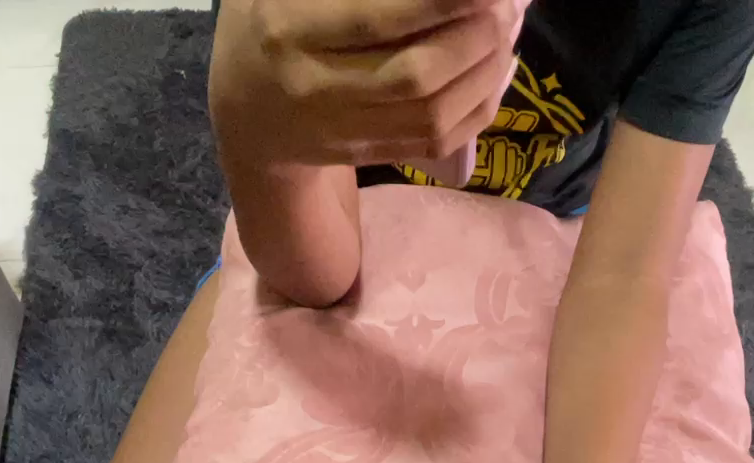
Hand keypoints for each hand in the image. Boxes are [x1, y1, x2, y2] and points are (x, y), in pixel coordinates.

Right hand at [209, 0, 516, 166]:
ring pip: (430, 115)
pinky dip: (477, 109)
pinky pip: (433, 142)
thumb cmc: (270, 21)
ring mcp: (340, 132)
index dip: (441, 0)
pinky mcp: (366, 155)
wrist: (246, 116)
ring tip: (506, 32)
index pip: (376, 18)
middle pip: (415, 75)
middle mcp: (313, 88)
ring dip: (483, 74)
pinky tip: (497, 71)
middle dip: (474, 38)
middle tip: (507, 3)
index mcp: (288, 29)